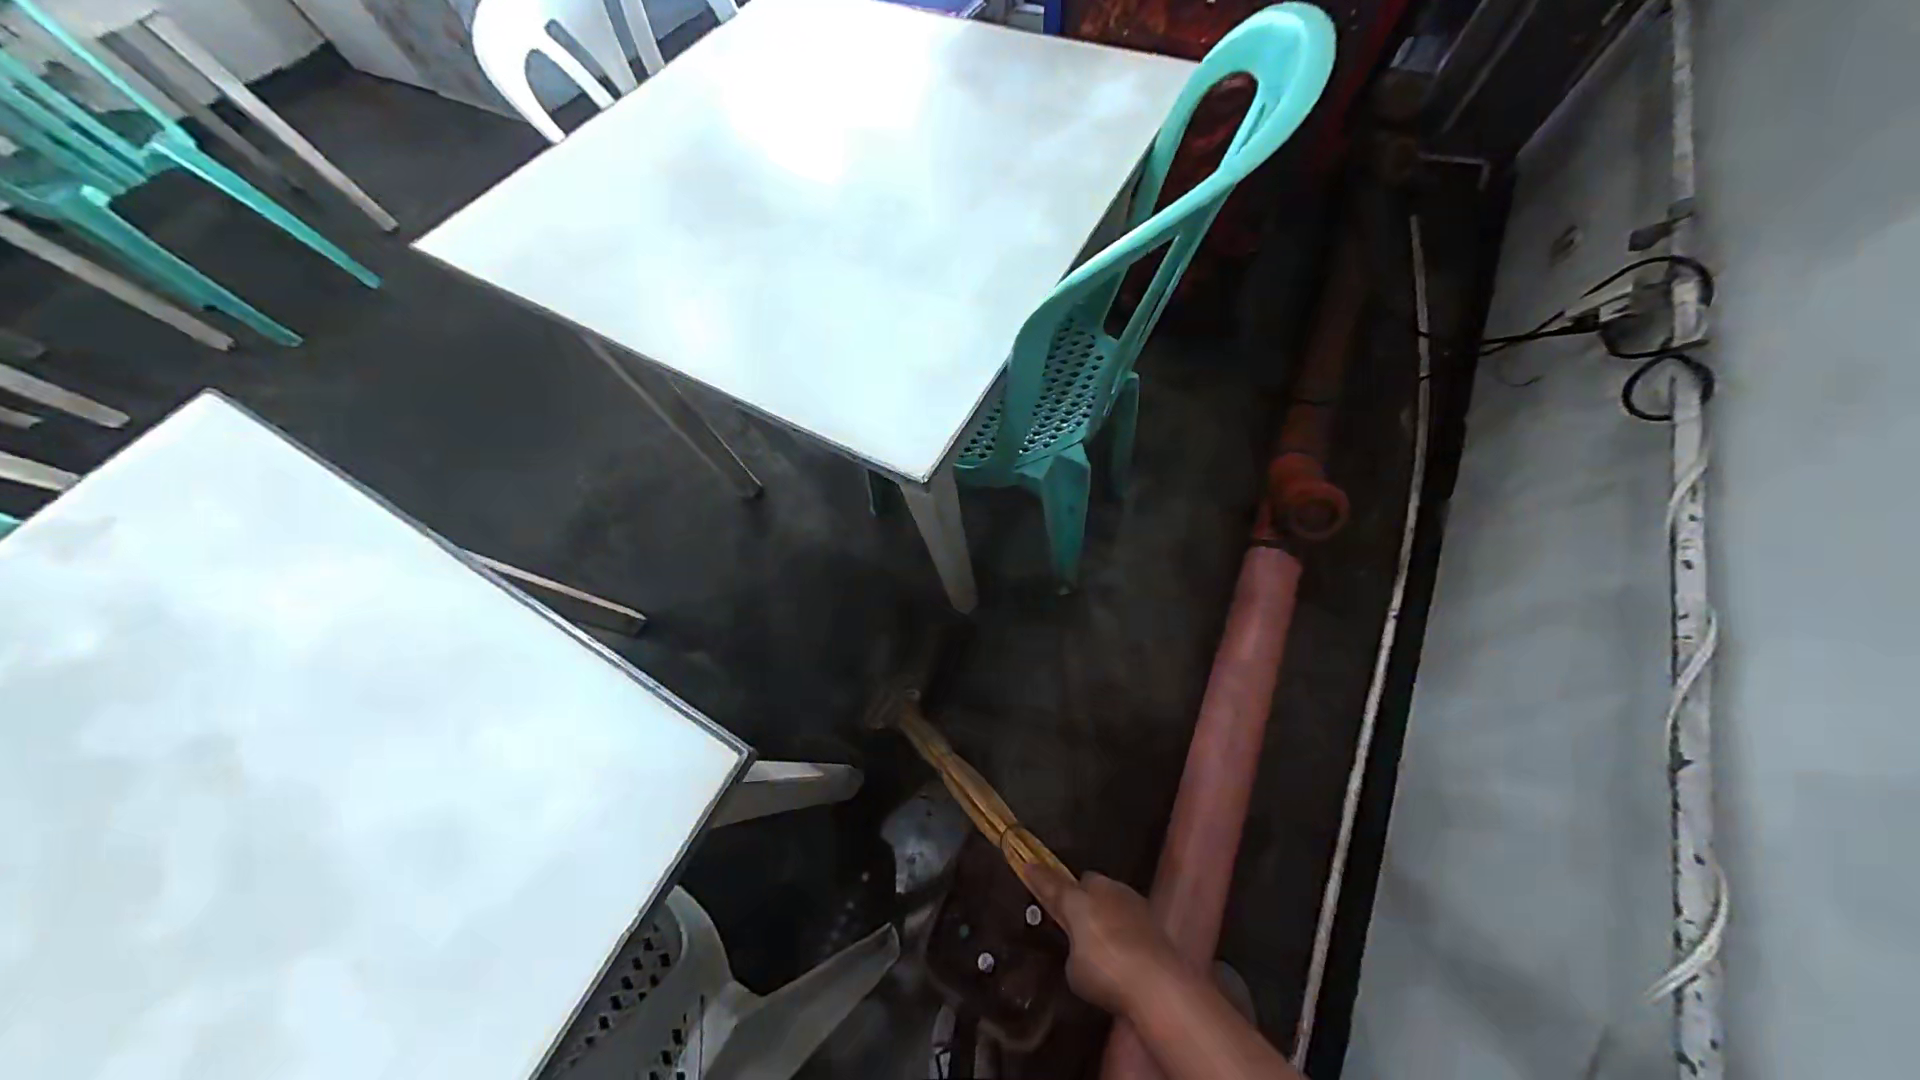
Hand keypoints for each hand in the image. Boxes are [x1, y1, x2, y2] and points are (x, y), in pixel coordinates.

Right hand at [1030, 868, 1181, 1015]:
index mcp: (1076, 899)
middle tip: (1077, 920)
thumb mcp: (1074, 969)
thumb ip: (1073, 948)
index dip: (1038, 877)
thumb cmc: (1105, 974)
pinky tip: (1126, 946)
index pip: (1051, 884)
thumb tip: (1081, 945)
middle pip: (1085, 883)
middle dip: (1080, 895)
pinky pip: (1128, 911)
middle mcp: (1102, 889)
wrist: (1158, 983)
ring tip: (1105, 937)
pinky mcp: (1151, 914)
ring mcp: (1129, 898)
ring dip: (1104, 907)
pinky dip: (1123, 923)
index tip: (1028, 866)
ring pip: (1109, 894)